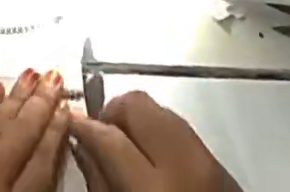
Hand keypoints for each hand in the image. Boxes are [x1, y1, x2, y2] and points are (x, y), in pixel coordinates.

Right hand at [69, 90, 239, 191]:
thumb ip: (100, 185)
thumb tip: (84, 145)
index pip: (109, 137)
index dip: (83, 126)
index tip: (69, 122)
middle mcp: (184, 166)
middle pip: (136, 105)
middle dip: (111, 113)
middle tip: (100, 136)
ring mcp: (207, 162)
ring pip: (158, 109)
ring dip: (135, 120)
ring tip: (124, 146)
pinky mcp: (220, 164)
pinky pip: (177, 129)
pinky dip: (157, 132)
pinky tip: (150, 158)